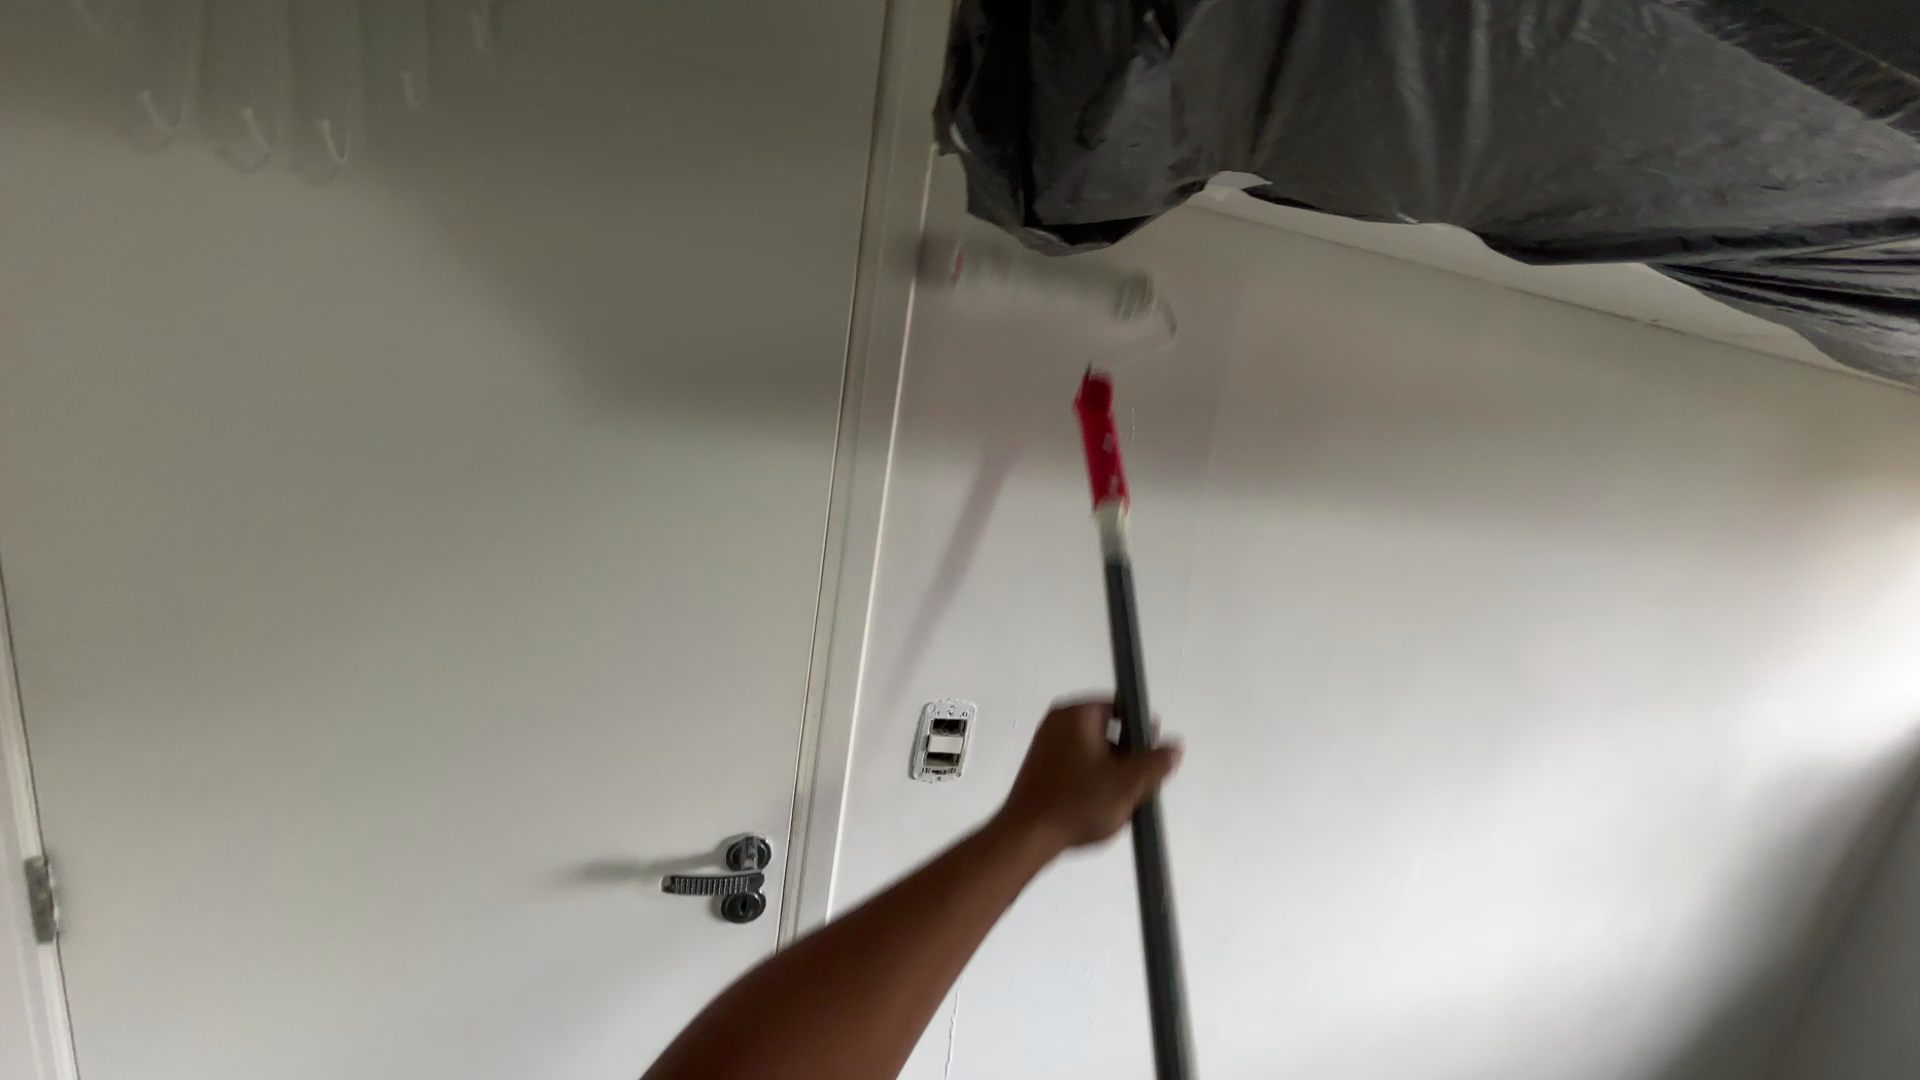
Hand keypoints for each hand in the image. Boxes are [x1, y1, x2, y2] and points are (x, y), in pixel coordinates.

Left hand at [995, 699, 1182, 853]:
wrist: (1027, 836)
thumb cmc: (1078, 802)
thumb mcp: (1127, 784)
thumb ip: (1155, 763)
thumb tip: (1175, 746)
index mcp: (1077, 713)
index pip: (1121, 707)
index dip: (1142, 729)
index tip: (1151, 756)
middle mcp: (1058, 721)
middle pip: (1109, 730)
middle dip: (1128, 756)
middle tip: (1138, 784)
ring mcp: (1047, 744)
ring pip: (1095, 751)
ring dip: (1113, 772)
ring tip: (1121, 801)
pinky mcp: (1042, 766)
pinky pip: (1078, 765)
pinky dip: (1093, 780)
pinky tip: (1100, 807)